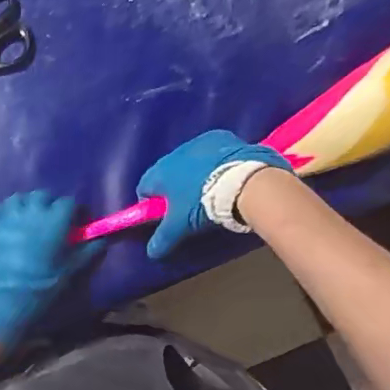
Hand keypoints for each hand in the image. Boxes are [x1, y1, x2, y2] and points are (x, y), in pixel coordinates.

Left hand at [0, 191, 103, 346]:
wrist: (5, 300)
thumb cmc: (44, 286)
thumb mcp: (74, 270)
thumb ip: (91, 251)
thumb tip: (101, 240)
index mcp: (55, 219)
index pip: (70, 202)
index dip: (75, 212)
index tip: (77, 223)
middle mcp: (31, 210)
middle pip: (43, 196)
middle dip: (50, 204)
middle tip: (51, 221)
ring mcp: (7, 215)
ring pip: (19, 198)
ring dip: (26, 205)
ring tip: (28, 220)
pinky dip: (6, 212)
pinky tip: (8, 224)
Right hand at [137, 129, 291, 259]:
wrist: (245, 183)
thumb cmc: (203, 204)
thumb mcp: (180, 226)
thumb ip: (162, 239)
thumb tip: (151, 253)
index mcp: (159, 173)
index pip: (144, 188)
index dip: (151, 203)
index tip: (162, 215)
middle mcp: (174, 153)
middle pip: (167, 173)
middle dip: (173, 187)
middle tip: (187, 205)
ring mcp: (198, 143)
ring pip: (189, 161)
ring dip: (194, 172)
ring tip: (209, 189)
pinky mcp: (221, 137)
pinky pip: (211, 151)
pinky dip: (214, 161)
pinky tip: (224, 173)